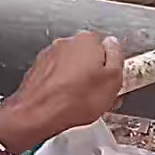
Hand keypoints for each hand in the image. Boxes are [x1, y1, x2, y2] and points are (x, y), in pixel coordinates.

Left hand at [0, 32, 125, 147]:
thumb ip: (117, 57)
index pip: (107, 48)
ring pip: (71, 67)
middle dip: (93, 74)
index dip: (111, 67)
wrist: (37, 114)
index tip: (112, 82)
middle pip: (88, 56)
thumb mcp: (113, 80)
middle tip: (99, 95)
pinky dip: (62, 87)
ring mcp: (49, 56)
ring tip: (80, 102)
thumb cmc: (74, 100)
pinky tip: (65, 103)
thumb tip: (114, 47)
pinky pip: (57, 77)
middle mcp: (66, 43)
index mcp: (87, 40)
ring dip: (77, 81)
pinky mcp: (38, 70)